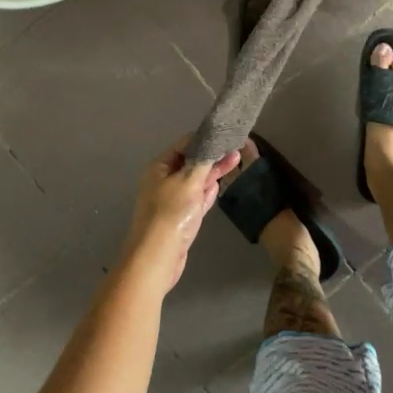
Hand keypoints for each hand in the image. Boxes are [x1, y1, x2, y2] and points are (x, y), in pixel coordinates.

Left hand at [122, 137, 241, 294]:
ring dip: (212, 173)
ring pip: (196, 181)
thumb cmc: (171, 213)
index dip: (205, 139)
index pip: (184, 144)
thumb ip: (203, 161)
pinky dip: (207, 192)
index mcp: (159, 167)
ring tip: (235, 160)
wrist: (157, 258)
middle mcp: (163, 181)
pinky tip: (219, 185)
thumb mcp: (189, 181)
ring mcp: (172, 201)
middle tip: (236, 148)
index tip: (226, 135)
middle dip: (212, 156)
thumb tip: (213, 141)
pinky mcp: (180, 218)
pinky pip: (196, 199)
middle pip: (191, 163)